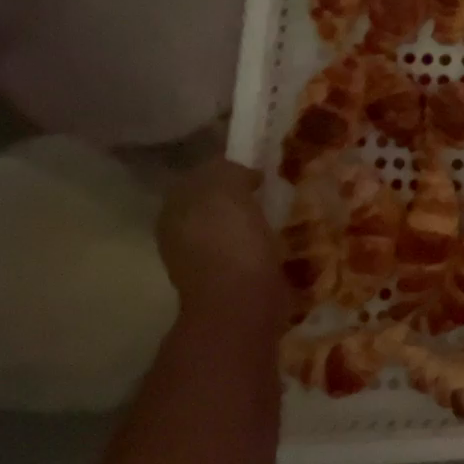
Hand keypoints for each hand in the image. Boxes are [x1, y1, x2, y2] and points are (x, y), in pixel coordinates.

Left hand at [157, 158, 286, 317]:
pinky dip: (268, 237)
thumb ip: (226, 170)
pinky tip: (287, 233)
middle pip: (218, 200)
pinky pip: (251, 245)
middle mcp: (182, 232)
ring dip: (258, 215)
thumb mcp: (224, 188)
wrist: (241, 302)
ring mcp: (205, 258)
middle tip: (279, 182)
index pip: (202, 175)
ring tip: (288, 206)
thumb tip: (244, 173)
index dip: (231, 164)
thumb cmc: (229, 241)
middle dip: (245, 191)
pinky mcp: (232, 277)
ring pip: (235, 224)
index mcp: (175, 209)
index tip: (264, 161)